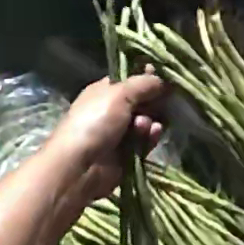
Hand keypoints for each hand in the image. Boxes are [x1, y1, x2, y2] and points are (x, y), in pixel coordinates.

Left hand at [45, 72, 165, 208]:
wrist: (79, 168)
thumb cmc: (95, 122)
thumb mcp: (120, 93)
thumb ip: (145, 83)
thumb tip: (162, 80)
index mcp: (105, 91)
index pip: (132, 78)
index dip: (148, 76)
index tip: (164, 77)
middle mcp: (113, 109)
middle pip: (144, 99)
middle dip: (154, 101)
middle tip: (160, 102)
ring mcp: (121, 131)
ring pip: (148, 119)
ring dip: (150, 120)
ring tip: (143, 126)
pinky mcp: (129, 151)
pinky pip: (147, 139)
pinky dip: (151, 136)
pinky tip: (151, 134)